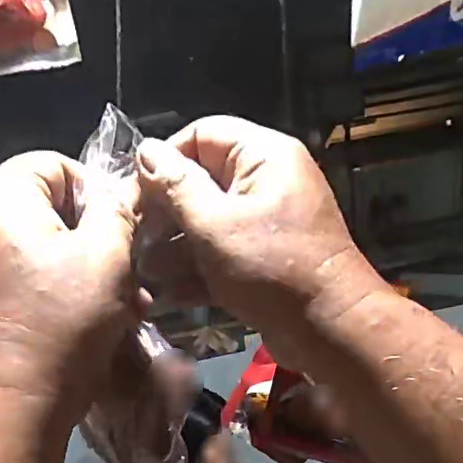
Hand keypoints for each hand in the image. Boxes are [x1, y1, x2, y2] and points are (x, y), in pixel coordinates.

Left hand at [0, 151, 140, 415]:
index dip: (100, 194)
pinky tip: (102, 315)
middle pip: (54, 206)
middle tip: (133, 273)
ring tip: (127, 302)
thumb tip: (122, 193)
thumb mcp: (106, 256)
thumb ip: (118, 210)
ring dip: (92, 269)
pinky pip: (35, 274)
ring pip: (50, 245)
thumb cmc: (63, 320)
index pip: (60, 165)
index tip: (127, 233)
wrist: (19, 399)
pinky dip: (68, 288)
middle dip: (100, 238)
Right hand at [136, 116, 385, 358]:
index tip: (135, 195)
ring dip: (177, 250)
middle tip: (134, 241)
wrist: (328, 328)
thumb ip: (176, 188)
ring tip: (145, 274)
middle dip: (166, 214)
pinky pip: (225, 257)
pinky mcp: (265, 263)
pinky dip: (200, 272)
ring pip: (210, 226)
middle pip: (203, 183)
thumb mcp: (214, 225)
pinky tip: (169, 295)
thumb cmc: (271, 269)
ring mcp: (268, 226)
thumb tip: (145, 152)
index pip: (202, 135)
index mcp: (263, 156)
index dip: (164, 162)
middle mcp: (267, 183)